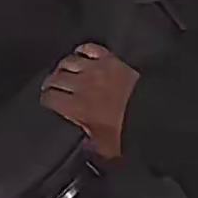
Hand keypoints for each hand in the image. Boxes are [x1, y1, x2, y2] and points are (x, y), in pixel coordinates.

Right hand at [40, 43, 139, 160]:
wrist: (152, 113)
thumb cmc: (128, 134)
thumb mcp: (104, 149)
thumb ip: (87, 144)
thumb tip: (81, 141)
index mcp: (77, 107)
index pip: (51, 97)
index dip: (45, 99)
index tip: (45, 101)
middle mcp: (82, 84)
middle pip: (56, 77)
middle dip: (49, 82)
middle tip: (49, 86)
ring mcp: (95, 68)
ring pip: (69, 61)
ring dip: (62, 66)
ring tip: (61, 70)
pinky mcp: (109, 59)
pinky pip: (89, 48)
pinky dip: (82, 50)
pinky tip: (79, 54)